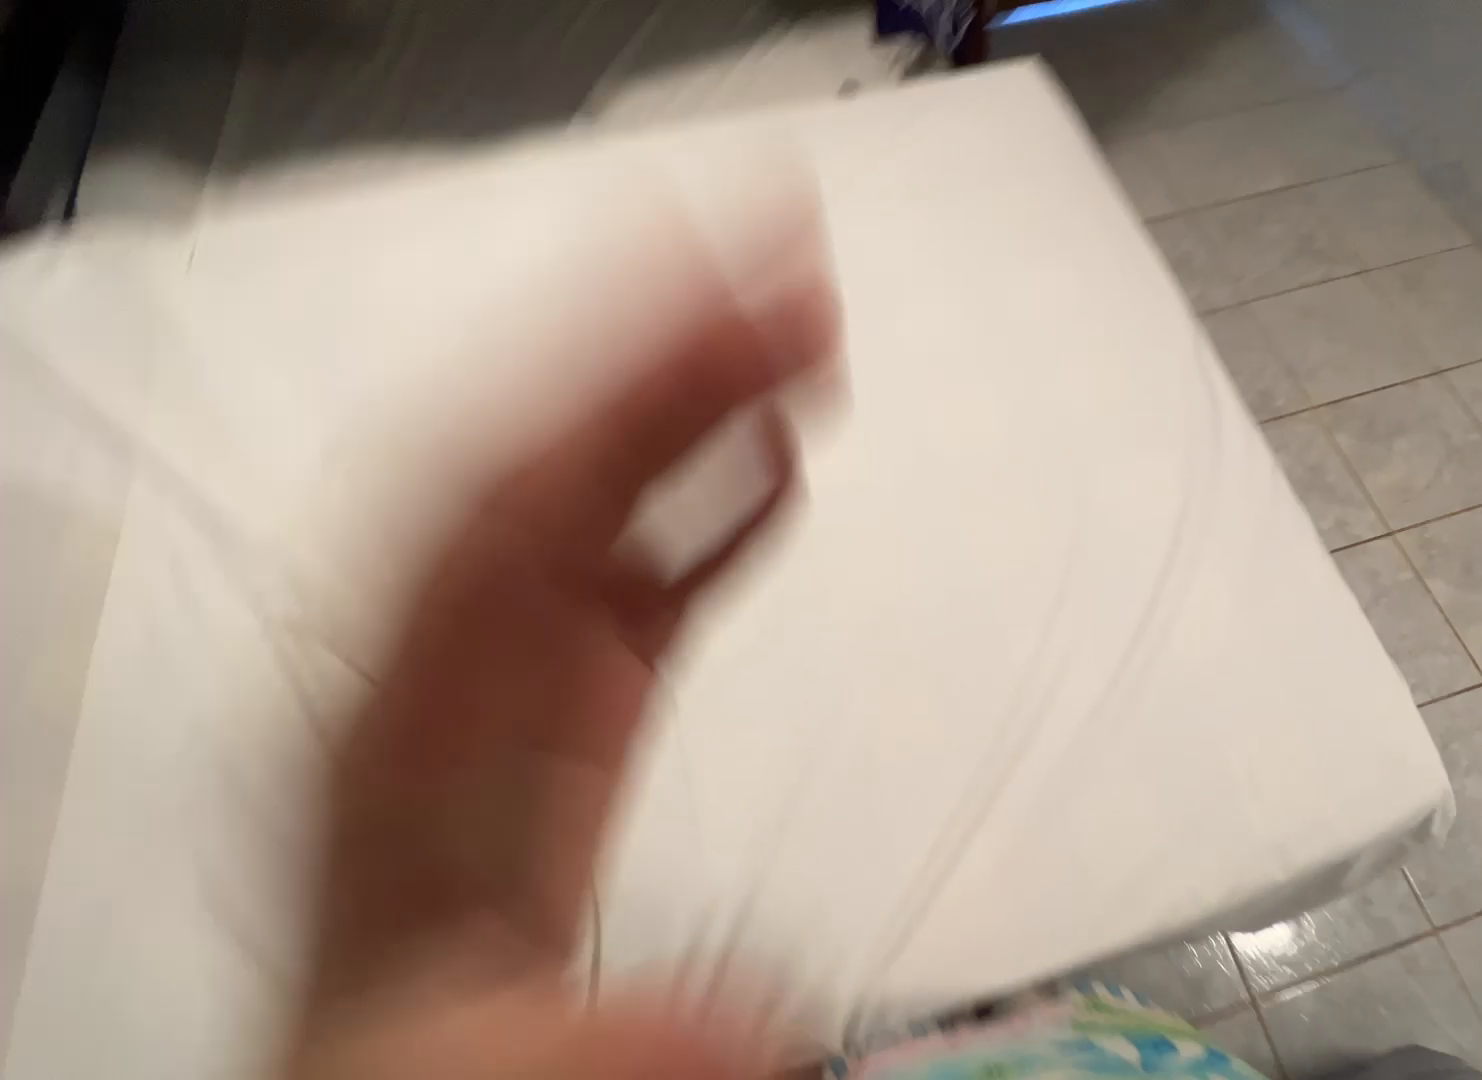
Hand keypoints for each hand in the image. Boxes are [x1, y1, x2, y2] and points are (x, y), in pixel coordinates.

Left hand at [281, 264, 838, 1079]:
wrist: (423, 1050)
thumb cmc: (429, 1038)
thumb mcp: (470, 1069)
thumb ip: (586, 1042)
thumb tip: (740, 1019)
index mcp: (414, 712)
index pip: (504, 501)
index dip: (614, 382)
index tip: (728, 301)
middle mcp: (463, 643)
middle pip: (563, 450)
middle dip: (678, 343)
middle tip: (794, 267)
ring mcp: (531, 641)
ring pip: (612, 477)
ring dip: (706, 390)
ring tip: (801, 327)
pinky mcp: (587, 664)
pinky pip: (654, 545)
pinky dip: (716, 488)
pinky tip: (776, 446)